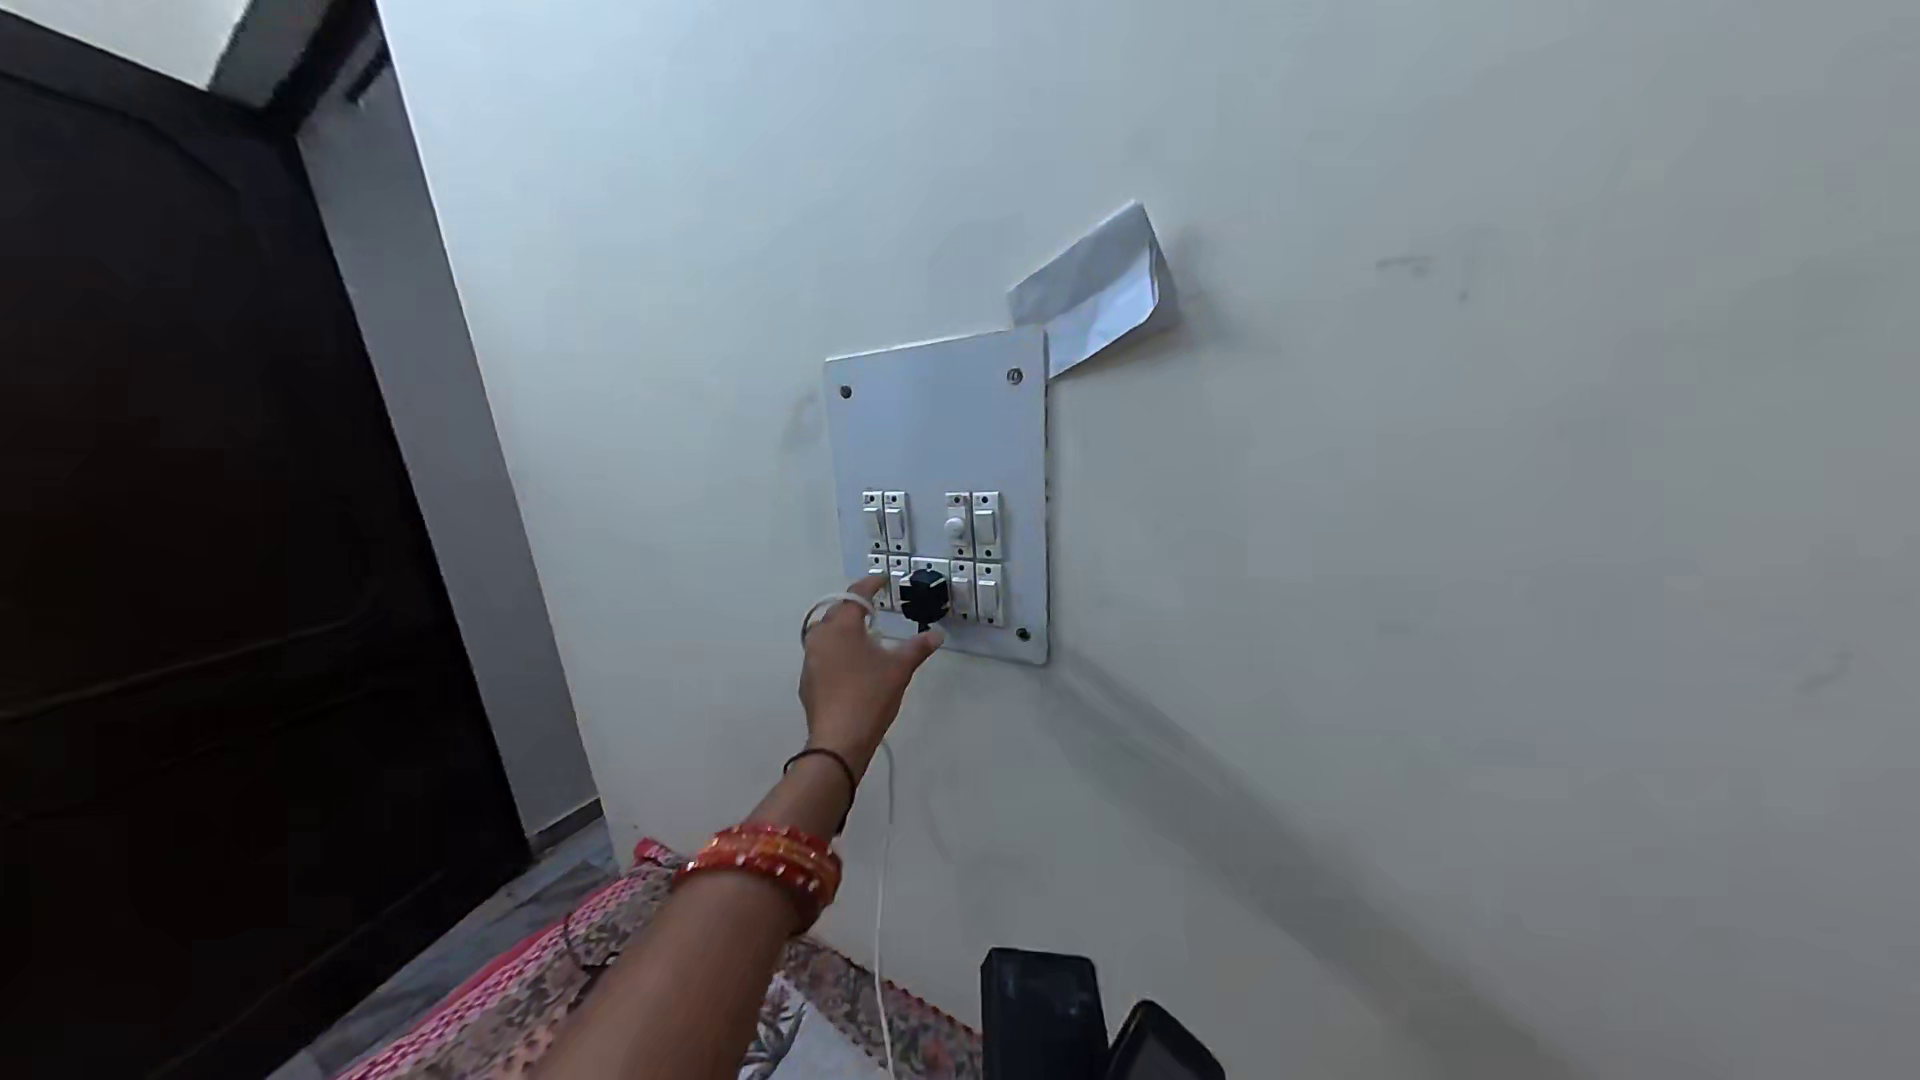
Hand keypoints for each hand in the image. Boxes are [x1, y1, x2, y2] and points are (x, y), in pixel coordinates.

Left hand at [799, 575, 941, 774]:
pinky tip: (853, 666)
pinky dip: (838, 651)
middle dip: (856, 608)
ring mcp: (810, 660)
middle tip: (875, 610)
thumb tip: (936, 634)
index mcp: (841, 627)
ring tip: (866, 637)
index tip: (882, 581)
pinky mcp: (808, 681)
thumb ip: (918, 647)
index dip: (870, 585)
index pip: (855, 595)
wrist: (839, 740)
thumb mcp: (900, 668)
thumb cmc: (871, 696)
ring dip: (845, 630)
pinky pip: (823, 654)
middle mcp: (820, 637)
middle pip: (837, 612)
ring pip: (827, 633)